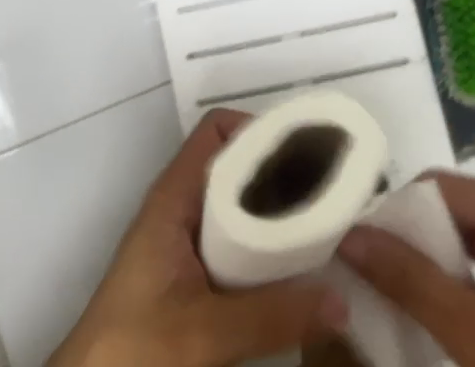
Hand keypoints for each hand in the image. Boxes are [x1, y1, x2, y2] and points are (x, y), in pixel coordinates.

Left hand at [49, 109, 348, 366]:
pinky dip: (270, 247)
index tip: (310, 152)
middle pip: (236, 167)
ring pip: (241, 208)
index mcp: (173, 198)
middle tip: (334, 192)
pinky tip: (303, 269)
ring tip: (330, 226)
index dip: (261, 130)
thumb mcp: (204, 330)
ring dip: (281, 213)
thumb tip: (341, 301)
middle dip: (282, 173)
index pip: (217, 132)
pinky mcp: (194, 275)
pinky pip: (239, 244)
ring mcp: (187, 242)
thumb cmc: (133, 344)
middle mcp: (181, 209)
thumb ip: (271, 316)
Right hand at [336, 173, 474, 366]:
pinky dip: (445, 287)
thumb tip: (346, 233)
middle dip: (405, 243)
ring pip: (457, 243)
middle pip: (446, 213)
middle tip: (357, 273)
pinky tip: (419, 310)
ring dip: (421, 268)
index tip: (351, 248)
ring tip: (380, 292)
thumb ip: (408, 277)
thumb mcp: (474, 331)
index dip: (393, 215)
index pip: (437, 189)